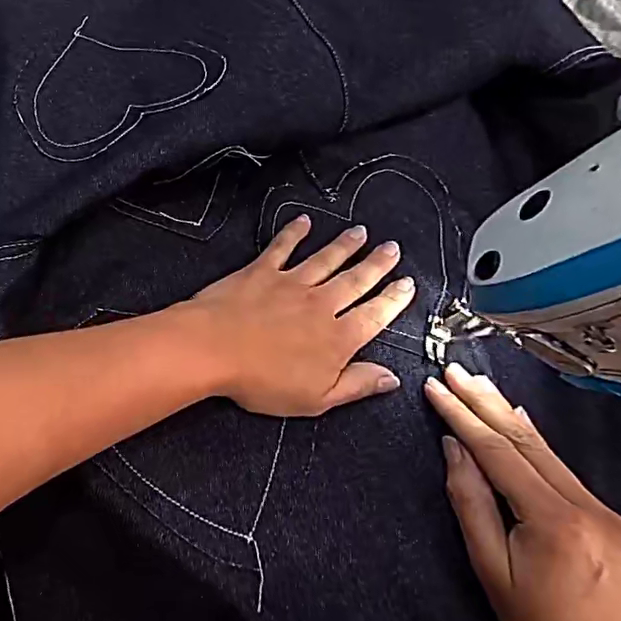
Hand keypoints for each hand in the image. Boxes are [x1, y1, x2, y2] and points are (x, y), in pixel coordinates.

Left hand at [184, 216, 413, 416]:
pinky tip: (305, 222)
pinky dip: (295, 233)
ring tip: (361, 233)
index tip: (407, 284)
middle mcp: (320, 304)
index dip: (394, 299)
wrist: (214, 348)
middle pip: (356, 280)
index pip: (375, 314)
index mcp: (336, 338)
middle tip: (392, 249)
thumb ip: (356, 385)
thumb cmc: (261, 380)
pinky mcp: (263, 271)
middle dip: (377, 264)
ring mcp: (291, 283)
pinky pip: (283, 247)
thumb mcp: (315, 398)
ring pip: (326, 259)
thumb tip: (390, 378)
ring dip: (345, 245)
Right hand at [427, 364, 620, 620]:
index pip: (498, 451)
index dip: (462, 415)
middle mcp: (593, 513)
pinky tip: (521, 427)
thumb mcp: (493, 576)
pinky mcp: (619, 526)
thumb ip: (470, 504)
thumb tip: (455, 452)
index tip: (438, 391)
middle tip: (456, 374)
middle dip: (485, 402)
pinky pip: (568, 473)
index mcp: (558, 524)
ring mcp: (611, 518)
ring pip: (549, 453)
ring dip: (509, 417)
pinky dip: (536, 446)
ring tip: (480, 388)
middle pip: (527, 441)